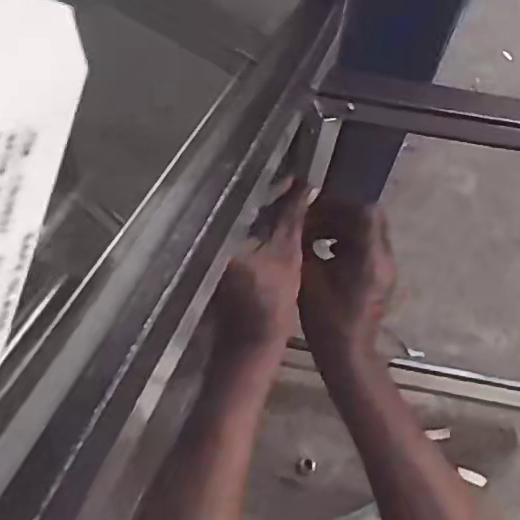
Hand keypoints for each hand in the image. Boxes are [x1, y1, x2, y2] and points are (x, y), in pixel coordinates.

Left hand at [214, 179, 311, 359]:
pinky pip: (240, 230)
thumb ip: (293, 215)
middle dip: (270, 196)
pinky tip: (276, 226)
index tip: (296, 181)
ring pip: (243, 216)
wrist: (252, 339)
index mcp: (225, 228)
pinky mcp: (218, 256)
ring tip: (290, 205)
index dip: (276, 185)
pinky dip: (257, 226)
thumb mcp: (288, 252)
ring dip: (265, 210)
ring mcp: (213, 245)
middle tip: (296, 190)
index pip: (250, 193)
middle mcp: (213, 232)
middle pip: (244, 202)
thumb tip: (306, 185)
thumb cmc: (272, 298)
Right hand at [298, 198, 397, 363]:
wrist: (348, 354)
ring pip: (370, 230)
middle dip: (342, 212)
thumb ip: (305, 244)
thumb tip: (297, 220)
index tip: (317, 205)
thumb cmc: (326, 319)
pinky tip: (327, 250)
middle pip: (371, 217)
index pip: (366, 211)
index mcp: (370, 257)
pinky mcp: (383, 275)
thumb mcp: (309, 277)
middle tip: (315, 217)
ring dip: (345, 226)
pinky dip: (350, 240)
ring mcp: (388, 267)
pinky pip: (370, 245)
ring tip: (317, 233)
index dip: (340, 204)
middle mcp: (385, 258)